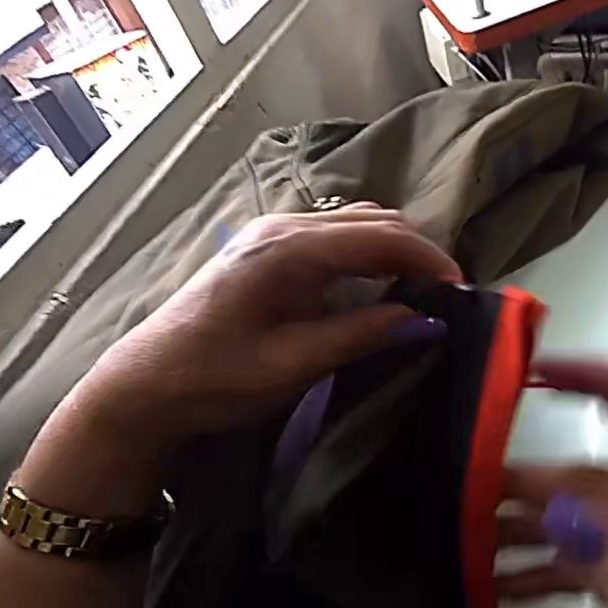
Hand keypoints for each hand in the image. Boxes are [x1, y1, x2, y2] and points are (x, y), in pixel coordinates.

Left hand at [17, 207, 459, 518]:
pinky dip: (369, 257)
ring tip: (421, 294)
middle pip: (372, 222)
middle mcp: (284, 227)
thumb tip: (426, 321)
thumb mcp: (294, 364)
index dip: (428, 260)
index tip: (462, 292)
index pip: (379, 237)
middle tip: (447, 298)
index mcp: (288, 249)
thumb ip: (362, 335)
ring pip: (356, 226)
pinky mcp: (270, 250)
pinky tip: (380, 287)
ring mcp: (274, 234)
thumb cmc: (215, 378)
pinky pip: (336, 239)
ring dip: (395, 252)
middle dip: (417, 254)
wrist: (146, 385)